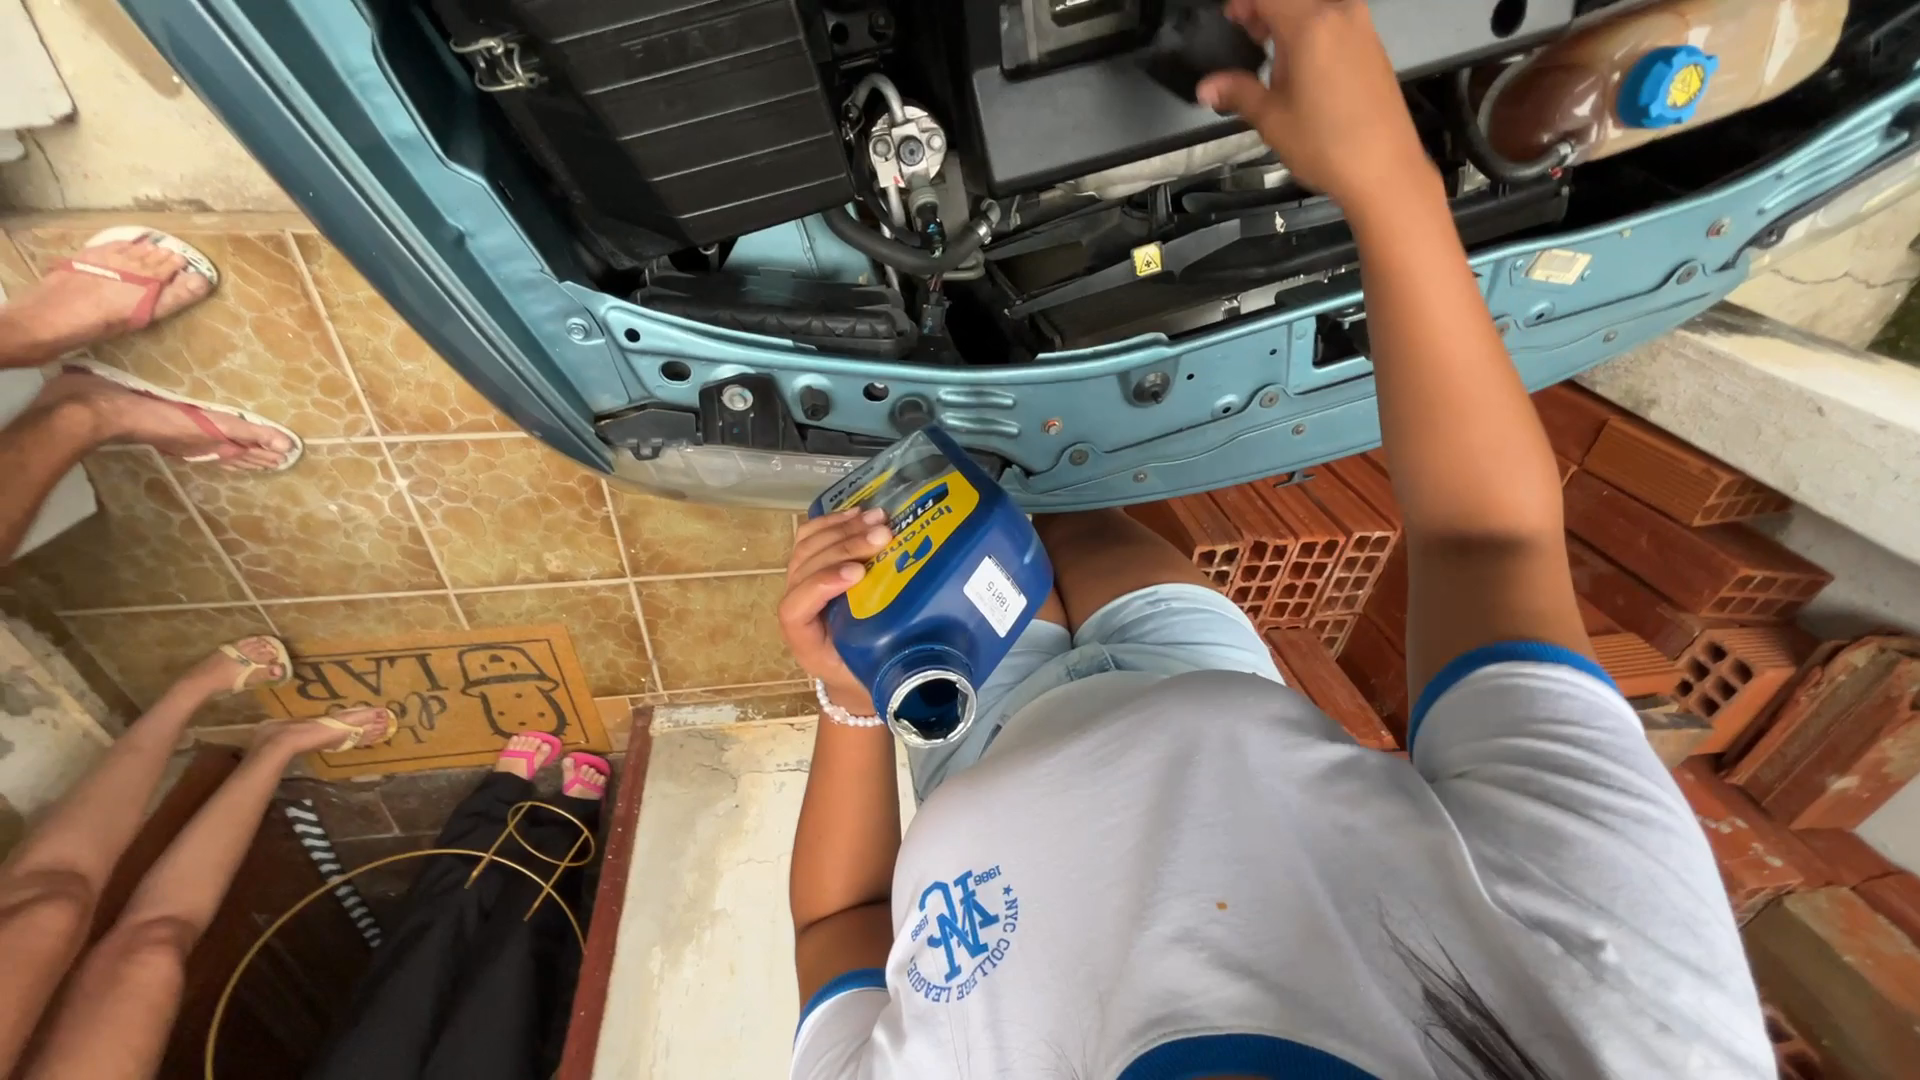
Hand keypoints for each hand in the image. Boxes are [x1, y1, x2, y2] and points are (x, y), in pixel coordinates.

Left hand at [780, 508, 892, 715]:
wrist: (852, 675)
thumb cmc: (867, 675)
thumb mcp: (876, 675)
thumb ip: (889, 660)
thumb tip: (930, 648)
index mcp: (805, 639)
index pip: (796, 608)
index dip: (822, 585)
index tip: (858, 574)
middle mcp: (798, 607)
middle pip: (806, 567)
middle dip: (843, 546)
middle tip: (883, 534)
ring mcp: (802, 583)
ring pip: (807, 546)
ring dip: (842, 528)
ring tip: (878, 518)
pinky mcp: (813, 568)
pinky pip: (812, 536)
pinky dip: (834, 520)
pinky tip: (861, 513)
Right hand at [1197, 0, 1434, 212]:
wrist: (1382, 167)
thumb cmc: (1325, 144)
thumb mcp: (1272, 119)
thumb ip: (1238, 92)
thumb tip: (1206, 87)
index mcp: (1311, 26)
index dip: (1244, 3)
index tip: (1230, 21)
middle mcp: (1340, 13)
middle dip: (1265, 11)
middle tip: (1248, 40)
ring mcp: (1361, 25)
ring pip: (1317, 6)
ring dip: (1289, 21)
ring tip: (1274, 60)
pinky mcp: (1371, 43)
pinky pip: (1335, 20)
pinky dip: (1312, 31)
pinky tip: (1301, 68)